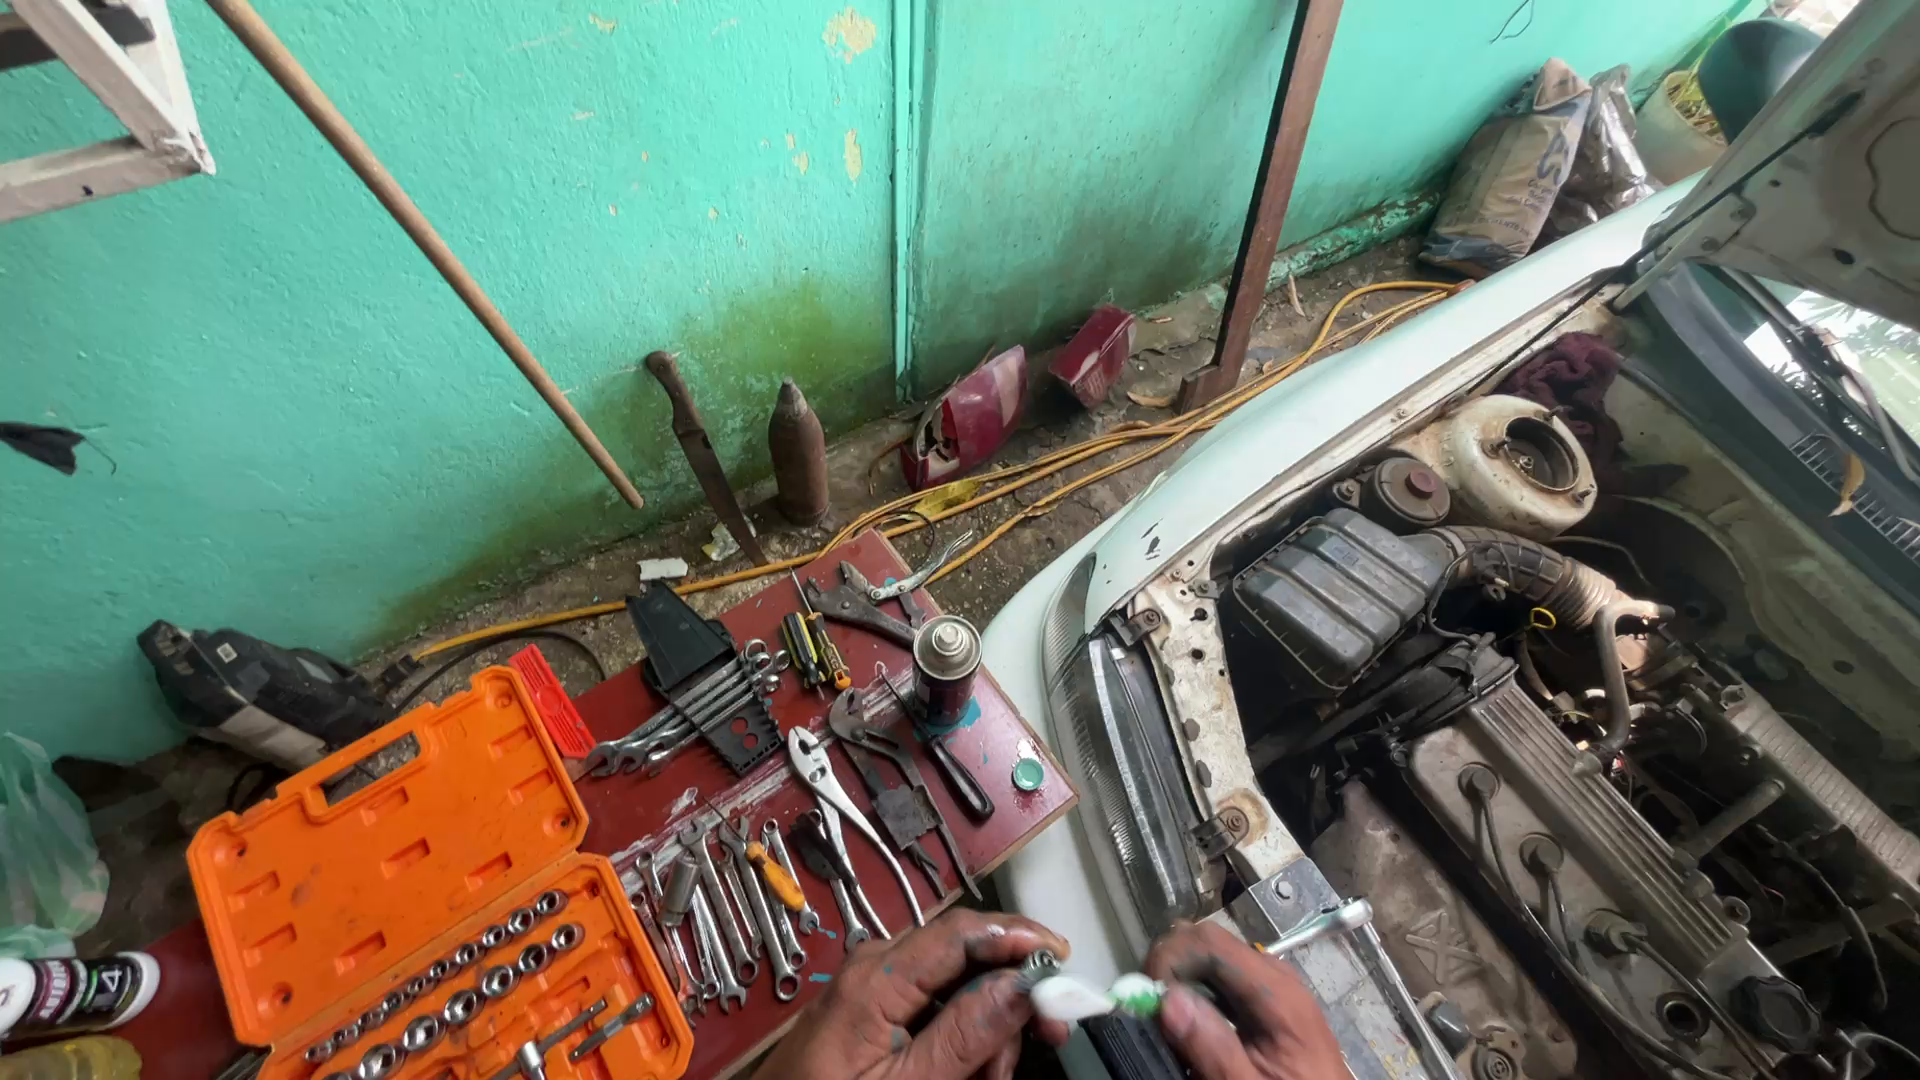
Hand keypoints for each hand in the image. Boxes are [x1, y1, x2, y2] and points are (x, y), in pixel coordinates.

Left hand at [755, 909, 1070, 1079]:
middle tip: (1038, 1042)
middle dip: (1004, 997)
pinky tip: (965, 1069)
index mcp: (878, 975)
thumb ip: (963, 1035)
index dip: (1017, 934)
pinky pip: (933, 1003)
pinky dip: (959, 1034)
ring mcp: (875, 982)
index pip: (962, 930)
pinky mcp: (874, 1005)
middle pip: (965, 955)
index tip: (1062, 958)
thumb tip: (1019, 983)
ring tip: (987, 1078)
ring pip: (955, 983)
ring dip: (985, 1028)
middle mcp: (878, 962)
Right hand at [1144, 921, 1347, 1079]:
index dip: (1169, 958)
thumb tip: (1167, 999)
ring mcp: (1270, 981)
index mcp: (1277, 992)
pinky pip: (1219, 973)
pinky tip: (1189, 1022)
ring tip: (1167, 1019)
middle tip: (1151, 1010)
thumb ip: (1214, 1049)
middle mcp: (1274, 972)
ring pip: (1208, 952)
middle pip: (1206, 939)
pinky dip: (1194, 987)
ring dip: (1179, 976)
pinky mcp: (1264, 995)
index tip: (1148, 999)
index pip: (1208, 941)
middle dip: (1169, 964)